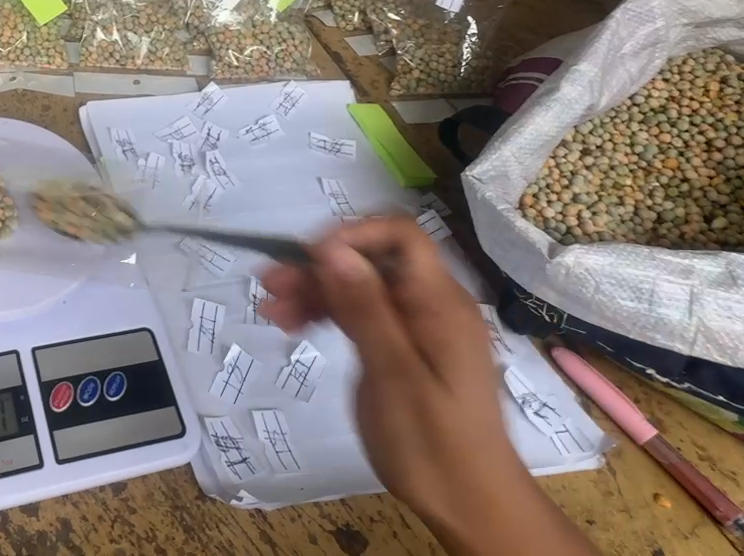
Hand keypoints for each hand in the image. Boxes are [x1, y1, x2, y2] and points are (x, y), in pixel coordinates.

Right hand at [260, 217, 539, 540]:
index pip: (401, 236)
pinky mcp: (402, 346)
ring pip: (359, 286)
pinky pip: (361, 313)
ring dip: (314, 290)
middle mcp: (429, 304)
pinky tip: (293, 324)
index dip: (354, 234)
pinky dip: (327, 313)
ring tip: (270, 307)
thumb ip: (364, 307)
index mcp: (439, 302)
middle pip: (370, 261)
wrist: (472, 508)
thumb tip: (330, 247)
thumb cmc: (434, 444)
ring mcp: (416, 325)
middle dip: (319, 267)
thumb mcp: (392, 374)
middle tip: (271, 283)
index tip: (310, 257)